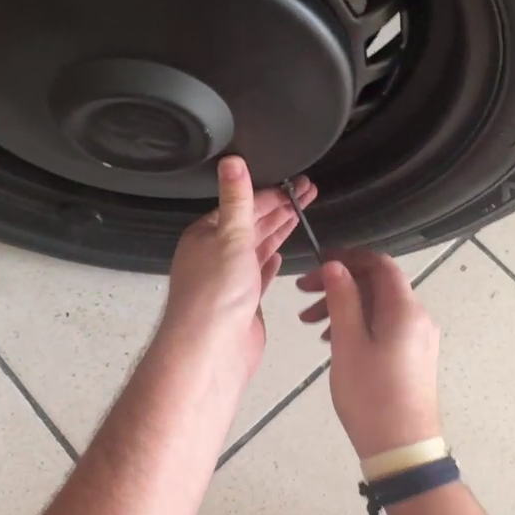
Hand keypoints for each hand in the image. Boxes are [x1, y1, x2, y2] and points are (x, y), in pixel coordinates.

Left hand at [161, 157, 314, 377]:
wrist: (211, 351)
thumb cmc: (213, 297)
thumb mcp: (229, 236)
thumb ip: (236, 199)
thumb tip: (231, 162)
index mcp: (206, 235)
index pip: (243, 205)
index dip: (272, 193)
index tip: (297, 184)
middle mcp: (215, 255)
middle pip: (252, 223)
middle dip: (281, 207)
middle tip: (308, 192)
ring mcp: (230, 280)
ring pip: (257, 247)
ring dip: (279, 230)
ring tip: (300, 213)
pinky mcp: (243, 302)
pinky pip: (259, 275)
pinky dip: (270, 262)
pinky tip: (278, 255)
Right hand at [296, 250, 441, 457]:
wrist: (402, 448)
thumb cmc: (371, 394)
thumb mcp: (348, 343)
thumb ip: (342, 299)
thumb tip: (335, 266)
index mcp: (405, 309)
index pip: (379, 264)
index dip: (347, 258)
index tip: (316, 265)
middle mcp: (418, 318)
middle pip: (377, 284)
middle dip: (339, 284)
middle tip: (303, 295)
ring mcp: (417, 338)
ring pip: (377, 307)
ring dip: (344, 306)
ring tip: (310, 324)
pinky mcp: (412, 357)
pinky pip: (384, 326)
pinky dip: (357, 324)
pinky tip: (332, 341)